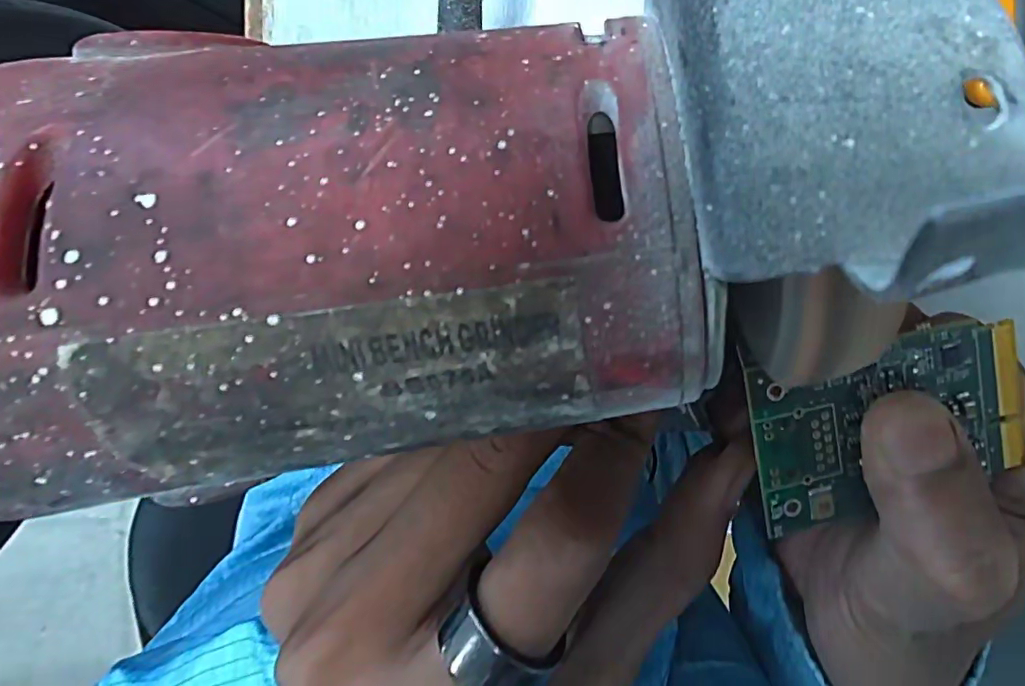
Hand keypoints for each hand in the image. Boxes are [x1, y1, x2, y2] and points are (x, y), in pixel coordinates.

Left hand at [261, 416, 754, 685]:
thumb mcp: (600, 671)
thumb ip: (669, 560)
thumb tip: (730, 455)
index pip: (566, 527)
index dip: (622, 442)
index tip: (652, 393)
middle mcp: (358, 631)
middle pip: (486, 462)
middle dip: (560, 401)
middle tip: (606, 369)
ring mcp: (309, 580)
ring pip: (439, 441)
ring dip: (508, 411)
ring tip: (556, 395)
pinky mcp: (295, 539)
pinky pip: (393, 449)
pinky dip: (453, 430)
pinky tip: (484, 434)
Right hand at [775, 373, 1024, 685]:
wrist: (842, 649)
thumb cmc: (914, 628)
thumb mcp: (951, 581)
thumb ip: (941, 510)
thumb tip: (911, 411)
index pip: (989, 364)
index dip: (932, 358)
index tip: (874, 373)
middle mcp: (967, 420)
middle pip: (910, 345)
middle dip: (852, 354)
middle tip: (803, 375)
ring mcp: (901, 415)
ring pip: (853, 354)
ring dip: (804, 368)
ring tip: (764, 397)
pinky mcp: (849, 420)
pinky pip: (811, 381)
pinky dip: (776, 389)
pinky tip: (750, 410)